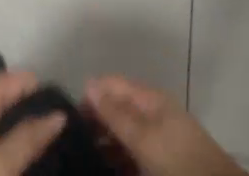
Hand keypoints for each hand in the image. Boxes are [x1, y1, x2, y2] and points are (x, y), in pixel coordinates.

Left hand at [0, 70, 66, 175]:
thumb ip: (29, 138)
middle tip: (63, 131)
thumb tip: (59, 115)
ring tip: (51, 142)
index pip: (18, 79)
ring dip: (21, 125)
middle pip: (8, 93)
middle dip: (33, 109)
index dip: (43, 92)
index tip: (69, 111)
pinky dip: (6, 136)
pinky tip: (23, 152)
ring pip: (0, 112)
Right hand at [84, 76, 247, 175]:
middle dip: (95, 122)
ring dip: (104, 144)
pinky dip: (117, 158)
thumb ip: (115, 113)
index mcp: (149, 99)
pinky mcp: (158, 159)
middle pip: (115, 108)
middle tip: (74, 143)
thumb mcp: (143, 137)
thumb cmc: (178, 161)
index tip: (70, 119)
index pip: (111, 84)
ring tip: (85, 158)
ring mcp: (155, 137)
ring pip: (121, 133)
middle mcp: (151, 112)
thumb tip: (88, 82)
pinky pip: (131, 153)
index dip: (90, 96)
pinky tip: (105, 168)